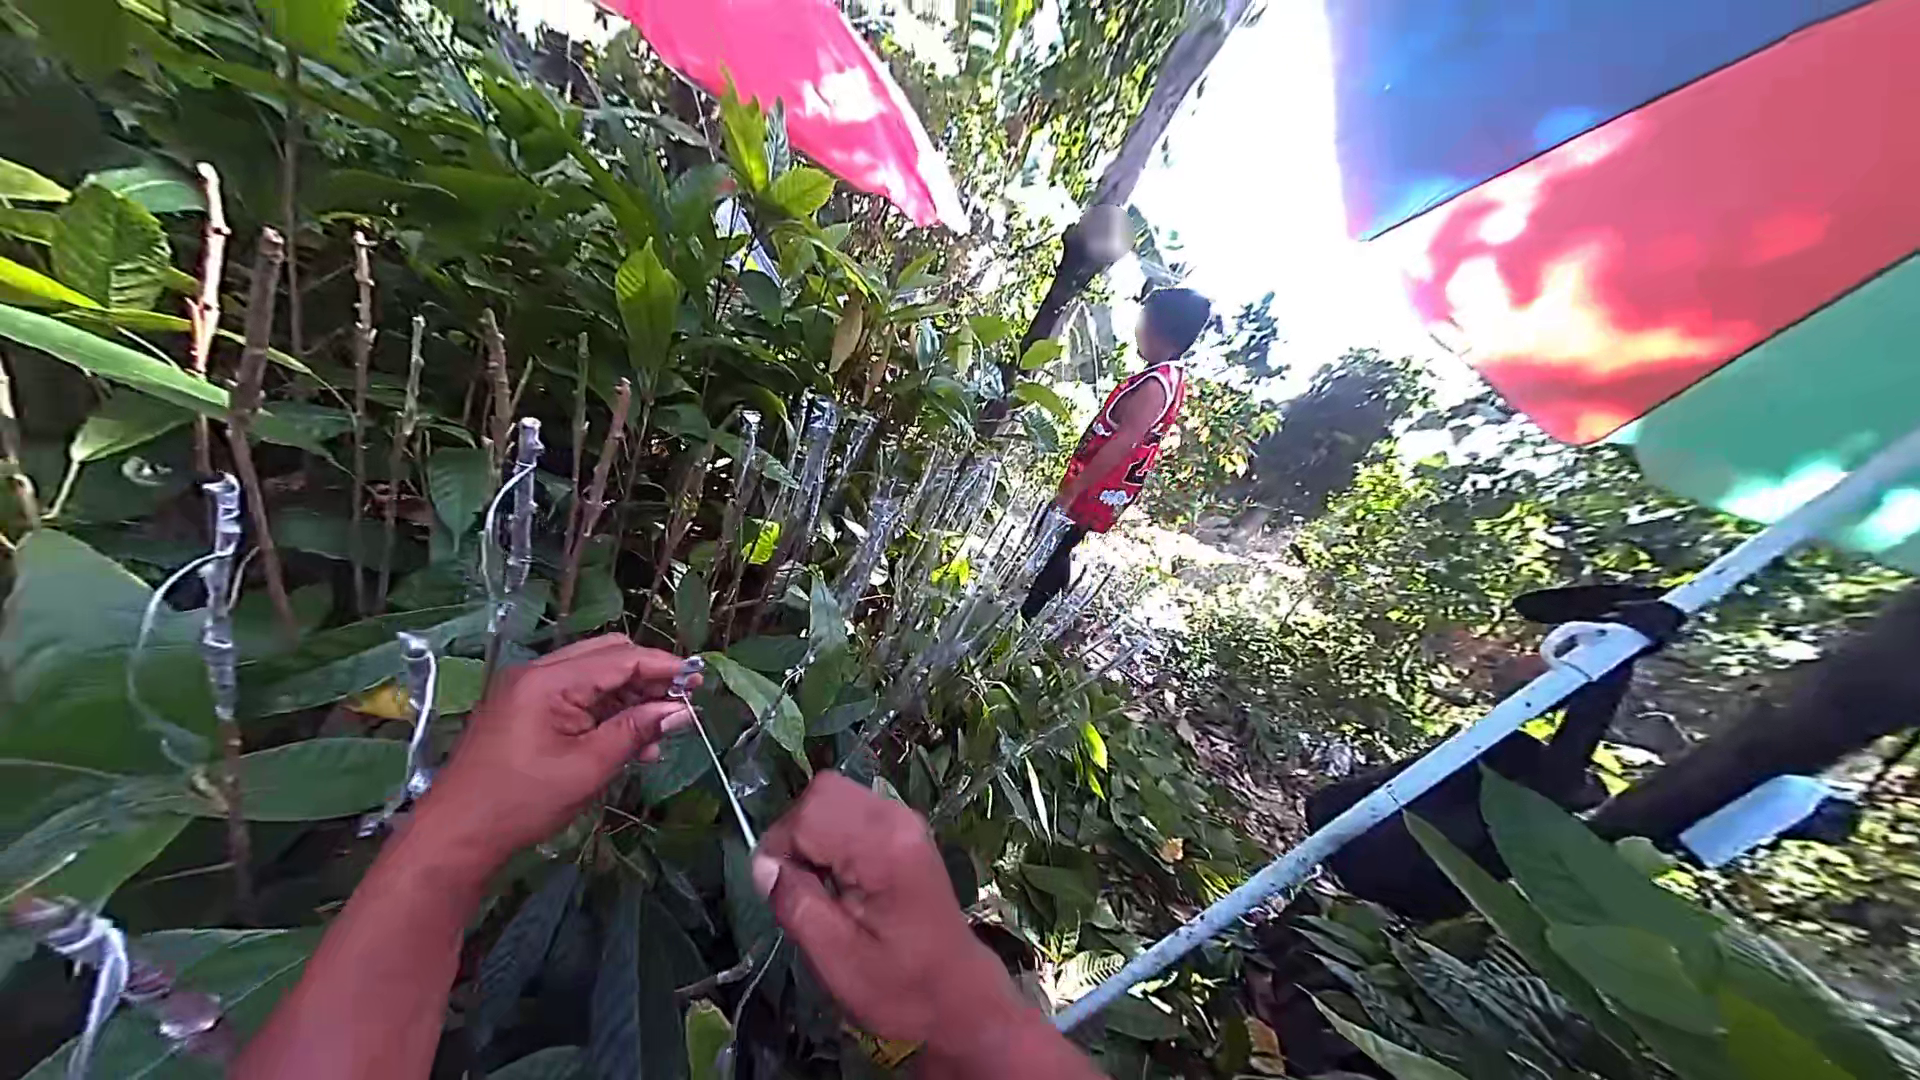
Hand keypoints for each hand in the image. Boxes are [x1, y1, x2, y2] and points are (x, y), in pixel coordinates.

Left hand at [409, 635, 696, 871]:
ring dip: (633, 697)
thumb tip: (683, 711)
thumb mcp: (589, 767)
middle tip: (680, 703)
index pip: (622, 658)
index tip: (698, 681)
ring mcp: (531, 689)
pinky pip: (582, 694)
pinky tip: (632, 740)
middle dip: (650, 677)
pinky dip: (611, 710)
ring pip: (600, 674)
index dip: (665, 667)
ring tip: (659, 733)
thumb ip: (639, 730)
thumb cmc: (521, 803)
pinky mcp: (529, 707)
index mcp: (549, 681)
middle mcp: (539, 673)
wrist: (451, 841)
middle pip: (611, 655)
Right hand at [751, 774, 1035, 1060]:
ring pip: (835, 793)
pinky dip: (830, 832)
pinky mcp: (901, 825)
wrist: (957, 992)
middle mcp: (897, 816)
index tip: (779, 889)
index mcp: (886, 846)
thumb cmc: (900, 986)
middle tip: (797, 883)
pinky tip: (837, 873)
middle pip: (823, 791)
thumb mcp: (838, 959)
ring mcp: (903, 816)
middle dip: (795, 832)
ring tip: (817, 880)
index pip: (811, 813)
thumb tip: (762, 864)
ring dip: (811, 831)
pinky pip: (850, 806)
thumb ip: (797, 904)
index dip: (781, 847)